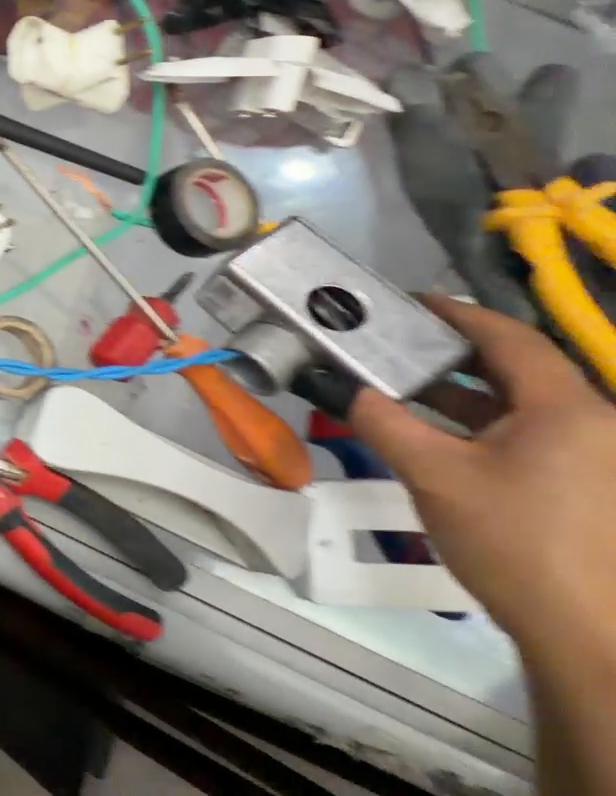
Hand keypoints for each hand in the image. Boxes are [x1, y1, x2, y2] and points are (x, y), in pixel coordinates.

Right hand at [348, 296, 615, 650]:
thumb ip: (382, 422)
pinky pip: (531, 434)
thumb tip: (339, 387)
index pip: (510, 338)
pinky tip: (437, 433)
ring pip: (524, 404)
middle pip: (520, 368)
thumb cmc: (511, 539)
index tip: (408, 302)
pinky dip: (482, 423)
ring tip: (402, 384)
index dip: (458, 314)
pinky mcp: (587, 485)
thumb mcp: (431, 474)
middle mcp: (592, 423)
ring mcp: (595, 457)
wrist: (584, 629)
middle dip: (454, 351)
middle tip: (394, 342)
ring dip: (464, 390)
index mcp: (566, 409)